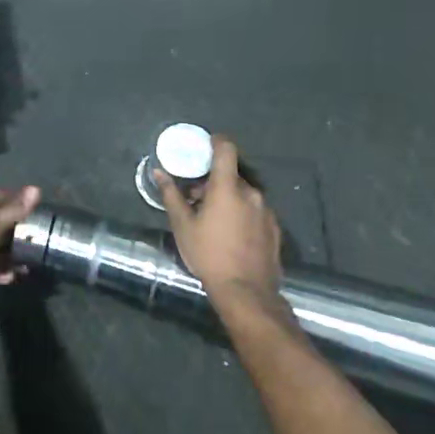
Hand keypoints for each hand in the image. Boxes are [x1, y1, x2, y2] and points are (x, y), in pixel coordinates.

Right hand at [156, 136, 282, 306]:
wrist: (246, 291)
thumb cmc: (208, 255)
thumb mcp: (183, 226)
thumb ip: (171, 195)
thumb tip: (159, 172)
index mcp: (227, 187)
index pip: (226, 149)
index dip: (216, 142)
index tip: (205, 146)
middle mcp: (251, 193)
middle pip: (231, 175)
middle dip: (214, 181)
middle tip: (197, 198)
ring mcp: (266, 211)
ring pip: (244, 194)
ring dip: (228, 198)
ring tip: (213, 220)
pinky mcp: (274, 228)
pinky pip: (255, 211)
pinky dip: (242, 214)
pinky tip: (231, 235)